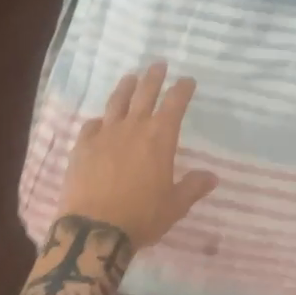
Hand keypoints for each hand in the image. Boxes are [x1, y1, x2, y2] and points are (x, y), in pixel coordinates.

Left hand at [57, 61, 217, 250]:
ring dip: (125, 87)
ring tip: (130, 77)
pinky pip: (91, 126)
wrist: (93, 230)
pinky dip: (98, 121)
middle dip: (154, 77)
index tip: (188, 80)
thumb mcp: (174, 206)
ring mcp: (105, 134)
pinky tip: (98, 122)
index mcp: (159, 137)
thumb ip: (192, 188)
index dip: (182, 89)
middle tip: (158, 64)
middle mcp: (133, 127)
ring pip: (117, 102)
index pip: (175, 103)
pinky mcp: (82, 146)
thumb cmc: (141, 217)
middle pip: (145, 93)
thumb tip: (212, 177)